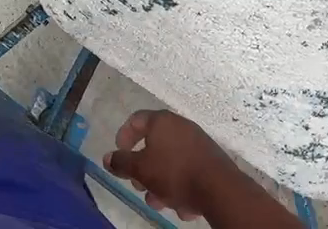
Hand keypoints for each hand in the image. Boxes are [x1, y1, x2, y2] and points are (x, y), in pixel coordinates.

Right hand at [104, 109, 224, 219]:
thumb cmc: (175, 173)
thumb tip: (107, 158)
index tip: (120, 153)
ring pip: (172, 162)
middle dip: (144, 169)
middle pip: (155, 145)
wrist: (221, 190)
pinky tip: (183, 206)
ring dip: (162, 182)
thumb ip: (121, 162)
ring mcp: (198, 143)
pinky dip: (182, 186)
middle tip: (139, 186)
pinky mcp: (212, 162)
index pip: (136, 120)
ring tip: (159, 203)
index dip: (124, 136)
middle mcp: (180, 126)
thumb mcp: (141, 169)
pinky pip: (189, 171)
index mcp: (161, 121)